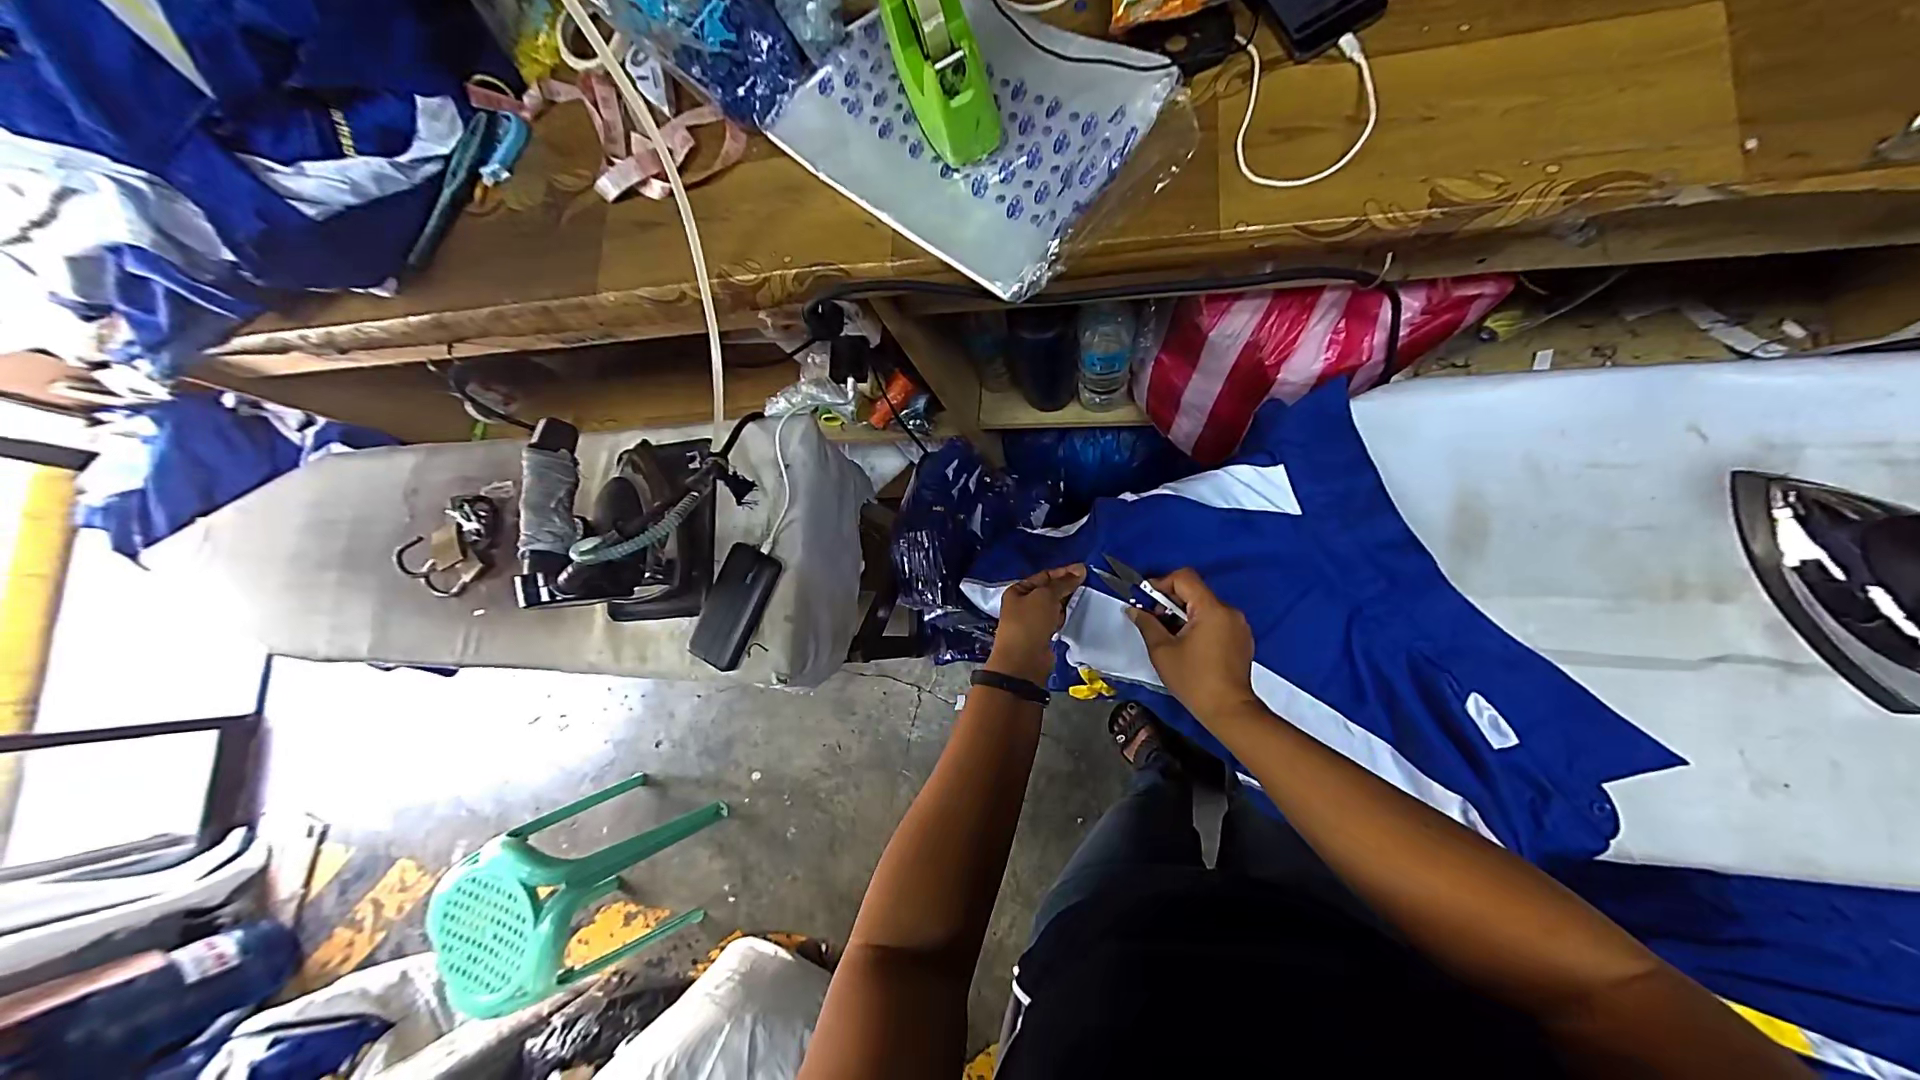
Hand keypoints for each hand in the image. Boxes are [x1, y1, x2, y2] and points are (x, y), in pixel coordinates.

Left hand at [987, 563, 1085, 682]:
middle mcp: (1023, 604)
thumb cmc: (1029, 623)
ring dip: (1068, 602)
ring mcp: (1032, 621)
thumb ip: (1063, 583)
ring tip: (1087, 597)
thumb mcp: (1045, 596)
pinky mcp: (1042, 635)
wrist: (1023, 661)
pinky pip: (1056, 621)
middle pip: (1049, 590)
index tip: (1084, 571)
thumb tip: (1080, 569)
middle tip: (1090, 583)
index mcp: (1018, 591)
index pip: (1044, 576)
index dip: (1063, 572)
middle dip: (1067, 587)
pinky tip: (1078, 614)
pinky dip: (1066, 617)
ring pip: (1054, 606)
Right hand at [1126, 567, 1259, 723]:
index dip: (1161, 583)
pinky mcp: (1241, 638)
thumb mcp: (1162, 650)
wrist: (1228, 709)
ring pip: (1204, 607)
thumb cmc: (1193, 680)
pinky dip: (1199, 625)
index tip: (1146, 600)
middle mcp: (1229, 611)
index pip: (1184, 578)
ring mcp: (1238, 625)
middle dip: (1170, 602)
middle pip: (1195, 592)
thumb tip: (1133, 609)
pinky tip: (1188, 645)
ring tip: (1170, 636)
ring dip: (1184, 614)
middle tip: (1154, 621)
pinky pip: (1216, 620)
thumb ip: (1147, 624)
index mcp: (1211, 609)